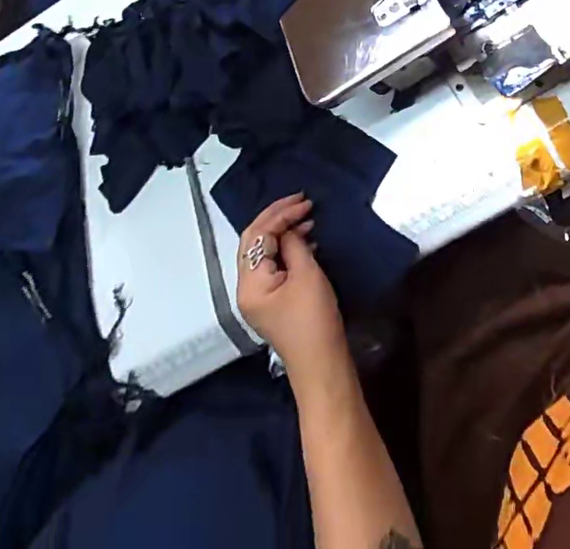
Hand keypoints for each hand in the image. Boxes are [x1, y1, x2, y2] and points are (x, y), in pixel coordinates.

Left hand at [236, 194, 346, 373]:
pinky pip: (274, 265)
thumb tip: (291, 231)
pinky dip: (287, 248)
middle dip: (276, 218)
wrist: (323, 366)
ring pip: (264, 252)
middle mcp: (247, 287)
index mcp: (249, 282)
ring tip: (307, 218)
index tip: (305, 203)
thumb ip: (294, 246)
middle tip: (302, 202)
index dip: (280, 214)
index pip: (258, 236)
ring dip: (283, 232)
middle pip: (255, 242)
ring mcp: (259, 296)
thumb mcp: (307, 276)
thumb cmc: (314, 321)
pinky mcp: (273, 302)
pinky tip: (306, 240)